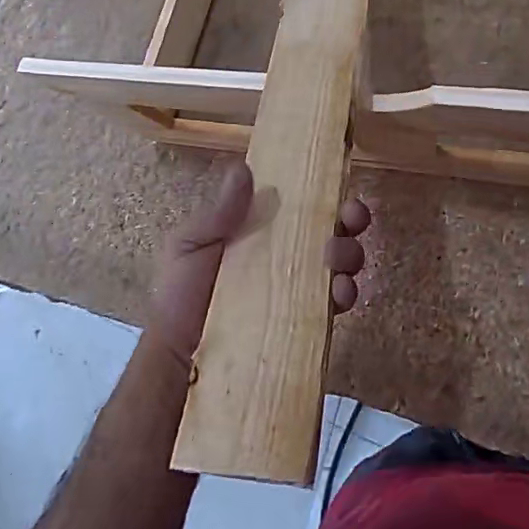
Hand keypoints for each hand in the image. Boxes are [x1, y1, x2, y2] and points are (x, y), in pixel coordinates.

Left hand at [148, 162, 371, 365]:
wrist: (177, 359)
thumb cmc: (180, 296)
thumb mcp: (190, 246)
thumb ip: (218, 213)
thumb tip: (244, 168)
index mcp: (262, 230)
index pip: (300, 204)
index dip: (324, 193)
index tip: (336, 187)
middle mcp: (286, 256)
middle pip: (330, 230)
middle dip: (349, 221)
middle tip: (351, 219)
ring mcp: (298, 290)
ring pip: (340, 264)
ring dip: (349, 255)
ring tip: (338, 261)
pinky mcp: (305, 322)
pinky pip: (334, 305)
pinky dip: (344, 295)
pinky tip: (339, 294)